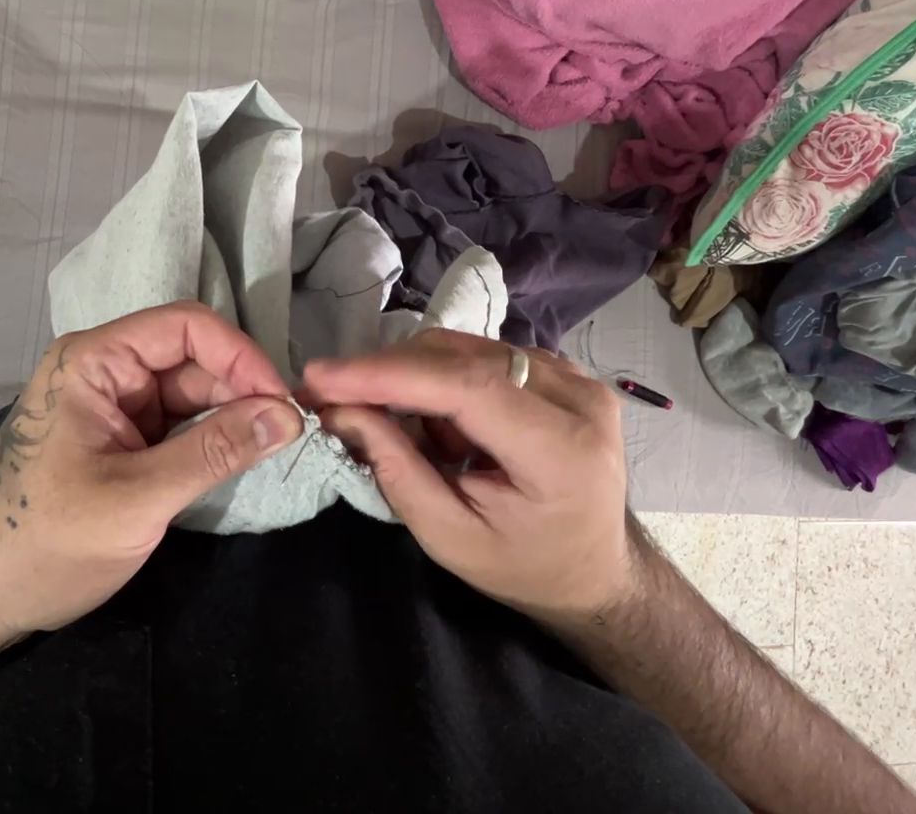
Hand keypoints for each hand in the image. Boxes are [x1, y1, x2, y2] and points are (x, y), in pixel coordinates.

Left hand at [0, 301, 305, 642]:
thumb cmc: (47, 543)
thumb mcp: (137, 498)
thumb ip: (215, 452)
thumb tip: (290, 416)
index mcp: (94, 361)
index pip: (185, 327)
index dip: (241, 356)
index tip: (283, 403)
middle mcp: (105, 370)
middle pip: (192, 357)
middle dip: (242, 388)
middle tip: (291, 433)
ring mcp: (114, 404)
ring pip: (192, 390)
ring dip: (233, 414)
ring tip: (277, 445)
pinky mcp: (122, 438)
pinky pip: (179, 422)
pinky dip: (213, 436)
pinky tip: (244, 453)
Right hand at [302, 329, 636, 624]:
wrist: (596, 568)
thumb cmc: (523, 566)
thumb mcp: (450, 537)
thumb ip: (397, 470)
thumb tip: (340, 410)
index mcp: (562, 451)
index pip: (465, 386)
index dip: (386, 374)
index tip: (320, 377)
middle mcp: (576, 397)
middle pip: (458, 356)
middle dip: (384, 373)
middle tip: (330, 399)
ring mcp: (573, 375)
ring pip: (462, 346)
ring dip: (411, 379)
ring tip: (401, 429)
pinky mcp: (559, 368)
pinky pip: (476, 352)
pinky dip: (437, 378)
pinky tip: (438, 422)